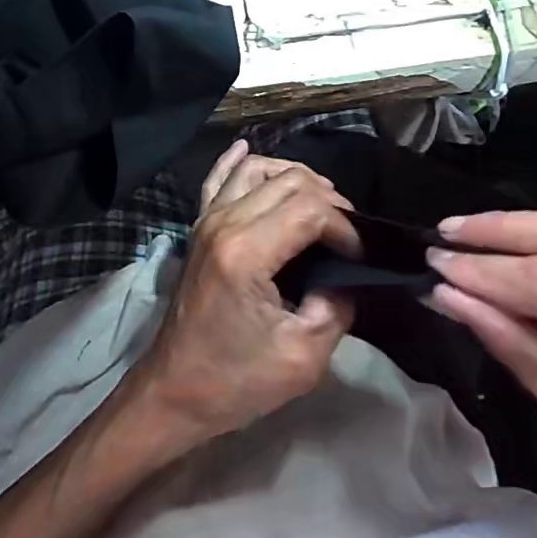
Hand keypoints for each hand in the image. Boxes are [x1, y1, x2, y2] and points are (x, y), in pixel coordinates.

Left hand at [132, 142, 357, 442]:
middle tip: (349, 235)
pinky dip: (235, 161)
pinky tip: (248, 148)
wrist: (175, 388)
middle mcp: (223, 221)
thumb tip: (347, 276)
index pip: (310, 208)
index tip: (361, 256)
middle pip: (287, 181)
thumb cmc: (236, 380)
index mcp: (247, 251)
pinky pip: (216, 179)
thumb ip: (335, 307)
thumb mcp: (303, 358)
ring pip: (255, 170)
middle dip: (328, 200)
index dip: (346, 227)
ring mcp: (206, 220)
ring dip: (293, 178)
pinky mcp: (198, 227)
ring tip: (322, 204)